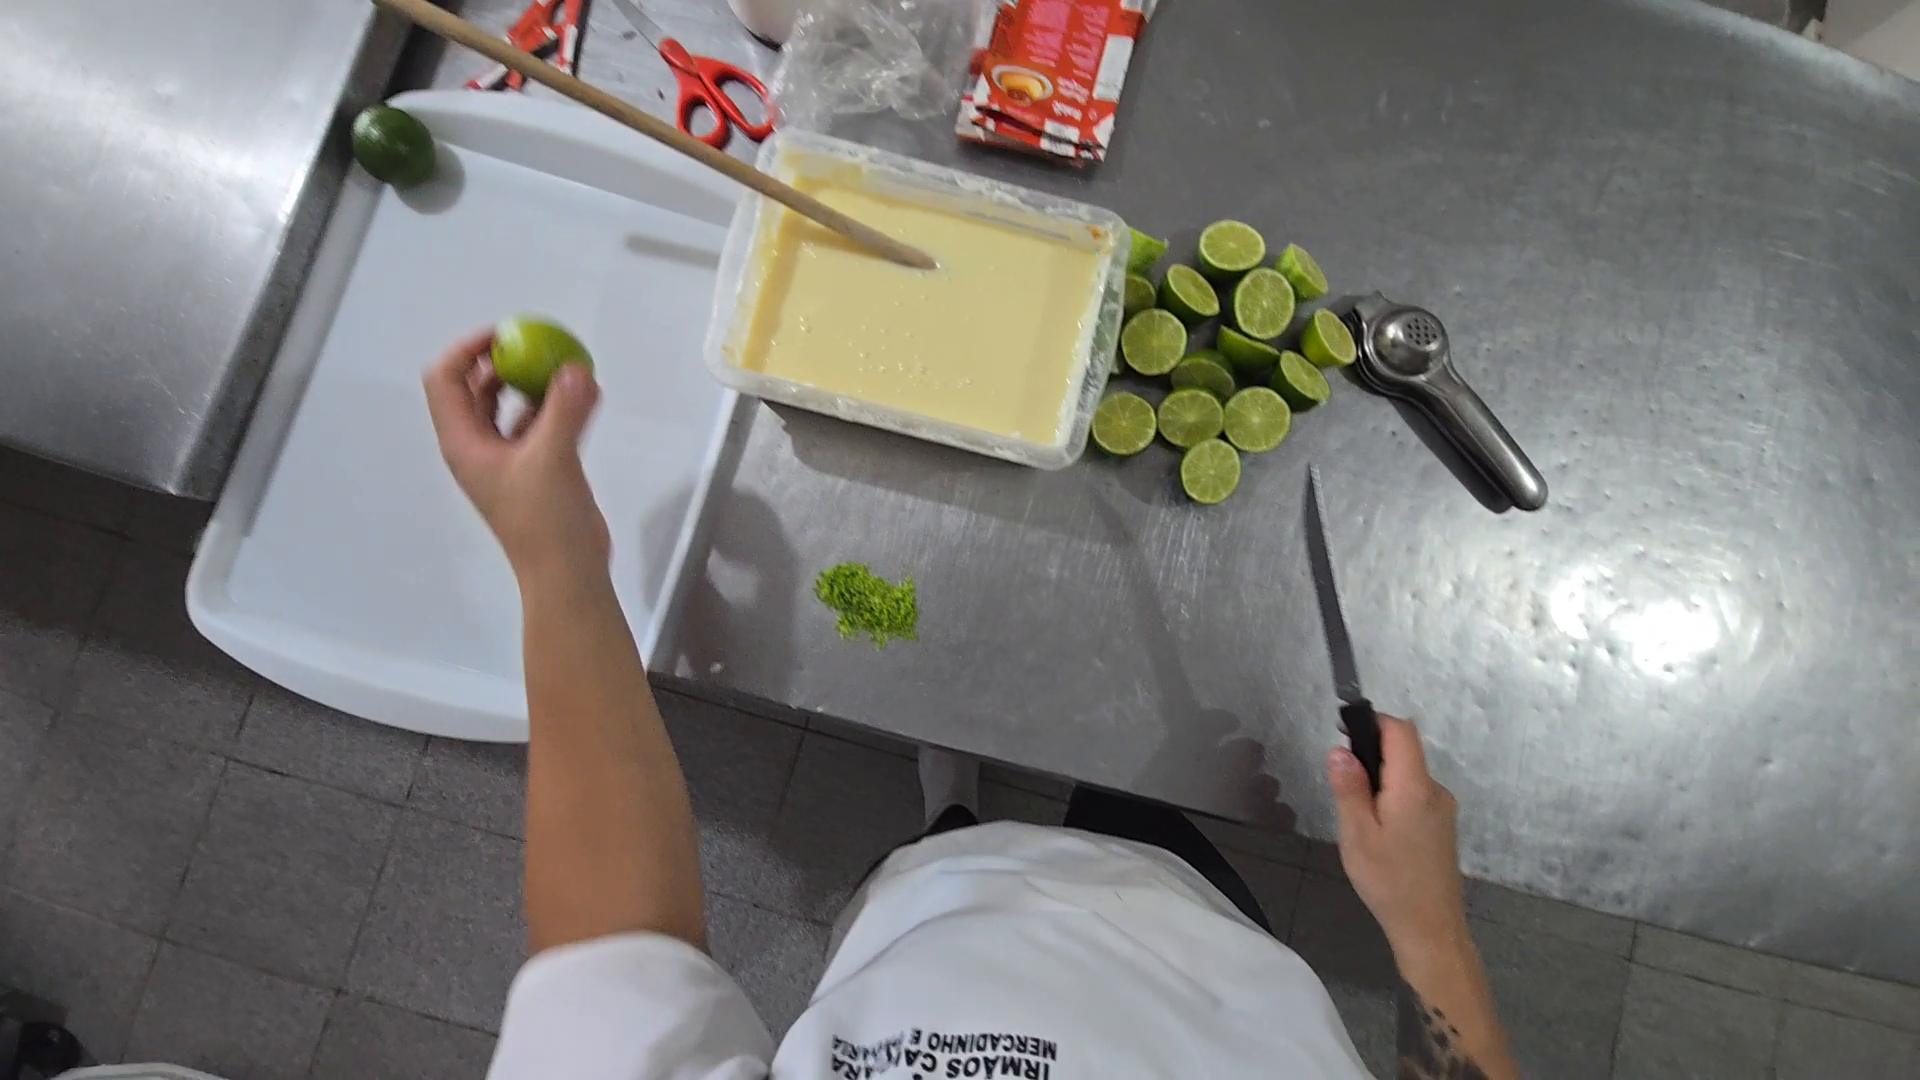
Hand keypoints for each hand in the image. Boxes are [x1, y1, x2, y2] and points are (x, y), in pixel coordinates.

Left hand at [423, 328, 609, 584]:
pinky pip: (539, 428)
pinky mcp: (538, 472)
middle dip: (501, 363)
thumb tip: (576, 369)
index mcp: (464, 443)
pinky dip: (554, 409)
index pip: (447, 381)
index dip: (468, 350)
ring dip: (530, 385)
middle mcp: (479, 448)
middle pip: (475, 391)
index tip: (506, 333)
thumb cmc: (546, 520)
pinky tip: (582, 400)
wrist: (567, 571)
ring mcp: (509, 461)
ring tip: (561, 369)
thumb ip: (564, 411)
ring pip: (508, 409)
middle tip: (535, 346)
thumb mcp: (552, 459)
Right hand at [1327, 714, 1468, 957]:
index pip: (1401, 731)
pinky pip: (1413, 793)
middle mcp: (1435, 792)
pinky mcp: (1442, 826)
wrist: (1430, 930)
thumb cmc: (1389, 880)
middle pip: (1403, 751)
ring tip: (1357, 817)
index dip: (1373, 722)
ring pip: (1406, 774)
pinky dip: (1391, 797)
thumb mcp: (1356, 833)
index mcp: (1414, 789)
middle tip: (1343, 788)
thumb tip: (1340, 750)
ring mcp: (1443, 809)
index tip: (1343, 733)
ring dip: (1378, 780)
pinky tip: (1378, 830)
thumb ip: (1348, 787)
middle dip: (1369, 756)